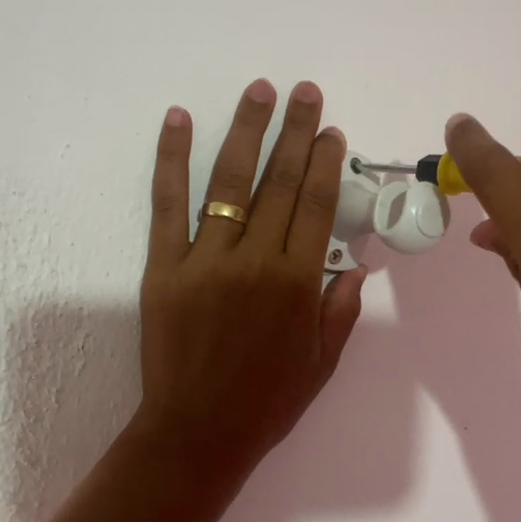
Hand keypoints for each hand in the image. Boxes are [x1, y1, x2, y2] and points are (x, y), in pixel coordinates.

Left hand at [131, 79, 365, 470]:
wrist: (199, 431)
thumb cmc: (267, 402)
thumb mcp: (321, 362)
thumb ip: (339, 310)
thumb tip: (356, 265)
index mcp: (297, 284)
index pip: (315, 206)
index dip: (325, 163)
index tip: (332, 132)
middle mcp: (255, 261)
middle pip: (279, 183)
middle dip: (296, 132)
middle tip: (305, 92)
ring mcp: (205, 260)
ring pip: (229, 183)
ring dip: (247, 131)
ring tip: (260, 91)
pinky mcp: (164, 267)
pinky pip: (167, 204)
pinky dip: (171, 159)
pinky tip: (178, 119)